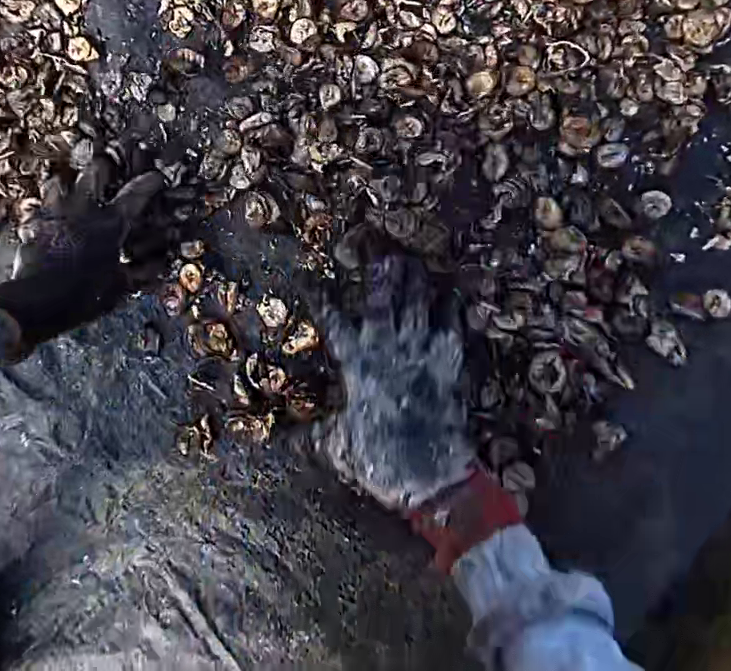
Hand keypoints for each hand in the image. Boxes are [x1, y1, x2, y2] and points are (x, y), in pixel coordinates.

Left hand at [0, 163, 166, 354]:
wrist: (35, 301)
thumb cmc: (80, 298)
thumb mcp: (115, 289)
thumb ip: (133, 275)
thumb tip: (154, 271)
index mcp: (109, 225)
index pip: (135, 195)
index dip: (148, 183)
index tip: (155, 177)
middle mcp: (82, 211)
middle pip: (95, 171)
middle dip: (104, 168)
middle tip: (108, 171)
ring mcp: (54, 213)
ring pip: (60, 181)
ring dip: (67, 185)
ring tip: (71, 190)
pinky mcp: (32, 223)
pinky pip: (38, 207)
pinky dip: (44, 210)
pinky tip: (46, 218)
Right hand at [318, 253, 476, 511]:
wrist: (434, 481)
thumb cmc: (380, 460)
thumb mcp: (336, 446)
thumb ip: (310, 435)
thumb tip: (279, 440)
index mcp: (355, 363)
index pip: (330, 319)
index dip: (317, 295)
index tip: (306, 276)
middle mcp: (386, 350)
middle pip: (382, 301)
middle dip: (379, 273)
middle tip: (377, 250)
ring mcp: (421, 355)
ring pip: (417, 306)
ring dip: (414, 282)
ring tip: (411, 261)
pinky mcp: (448, 366)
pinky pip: (451, 328)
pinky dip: (452, 309)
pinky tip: (452, 294)